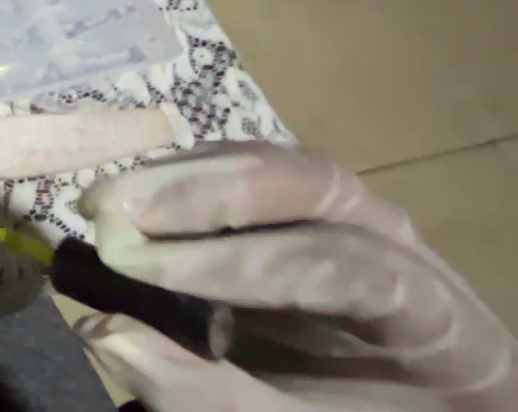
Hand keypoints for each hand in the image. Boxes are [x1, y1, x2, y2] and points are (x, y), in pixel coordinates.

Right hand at [72, 143, 517, 411]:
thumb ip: (211, 398)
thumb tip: (104, 329)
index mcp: (453, 335)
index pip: (353, 267)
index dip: (242, 261)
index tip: (139, 268)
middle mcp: (411, 257)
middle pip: (316, 187)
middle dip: (203, 191)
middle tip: (110, 207)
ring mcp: (349, 226)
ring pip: (271, 169)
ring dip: (179, 178)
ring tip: (104, 201)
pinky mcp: (290, 218)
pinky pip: (235, 178)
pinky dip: (174, 183)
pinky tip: (126, 202)